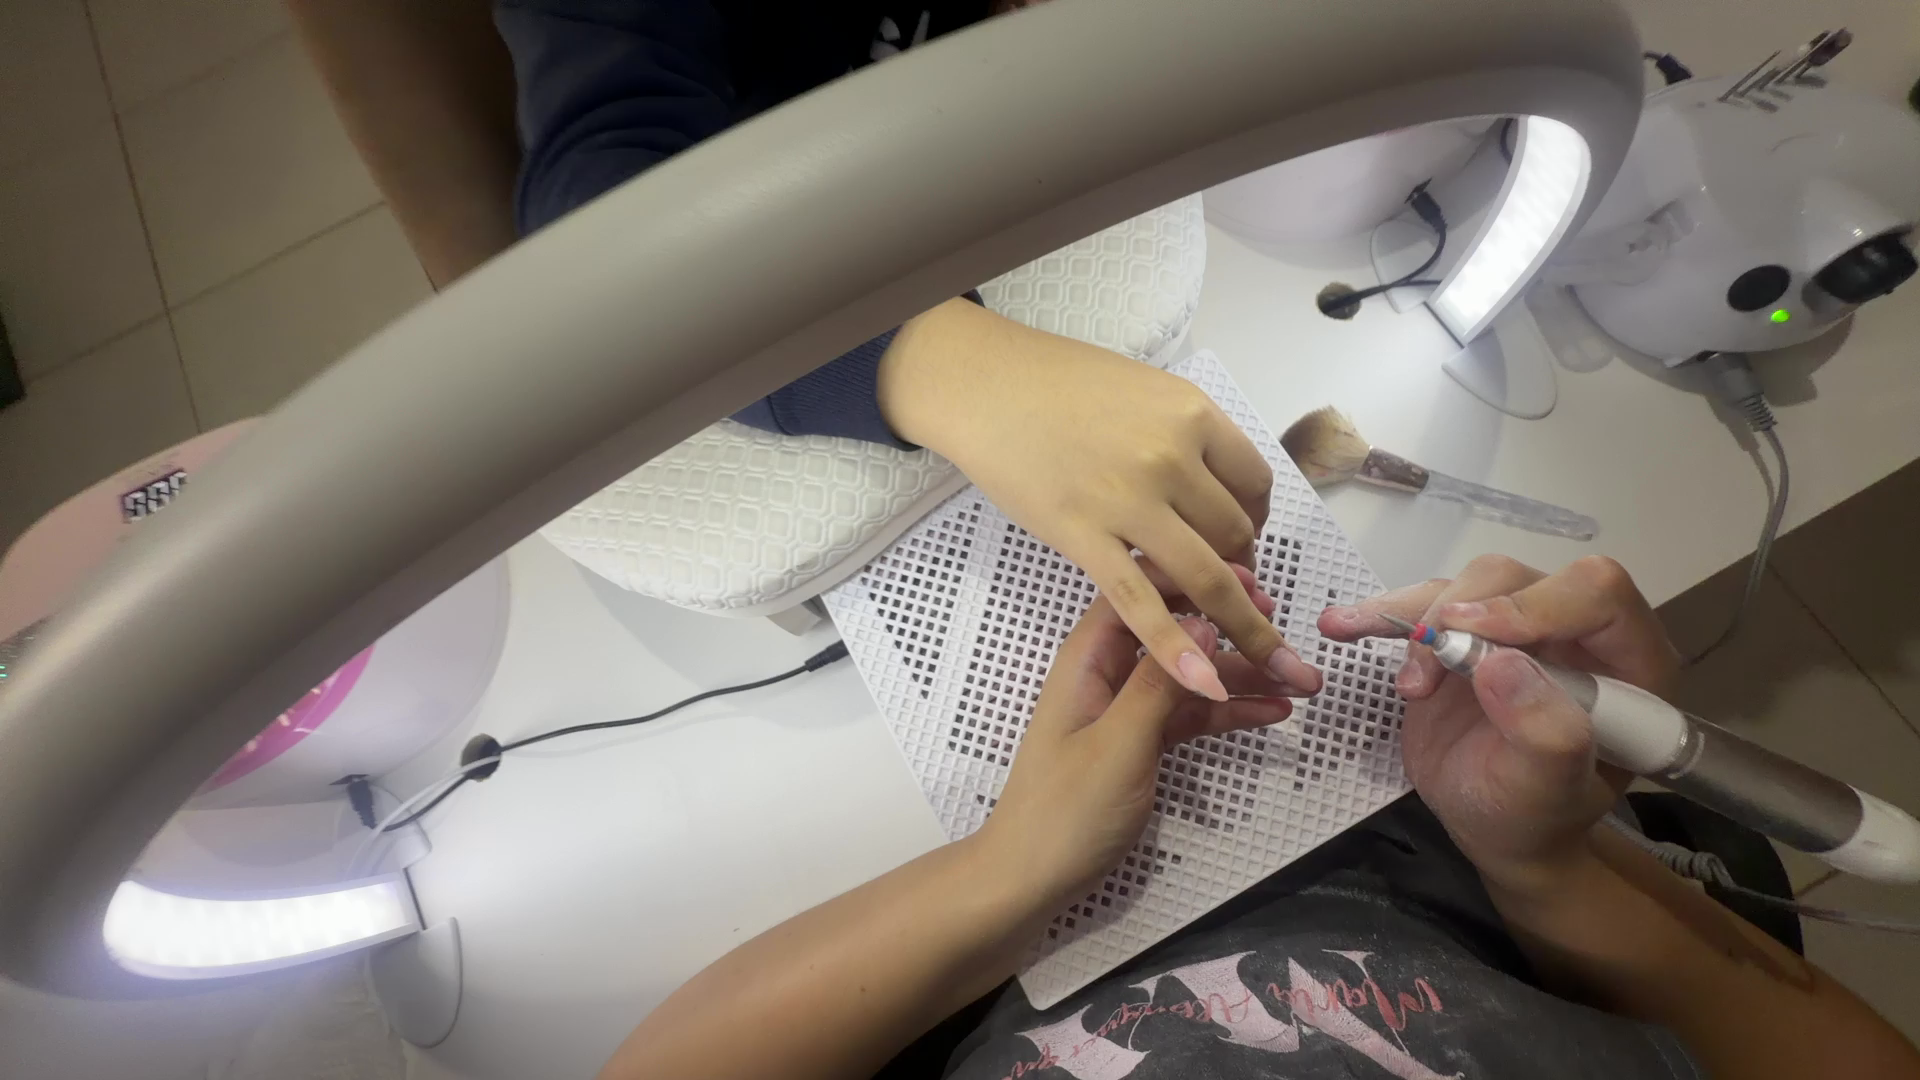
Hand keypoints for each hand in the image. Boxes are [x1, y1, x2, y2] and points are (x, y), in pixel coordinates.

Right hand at [879, 299, 1320, 701]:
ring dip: (1236, 619)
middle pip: (1233, 534)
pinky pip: (1140, 601)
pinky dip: (1175, 647)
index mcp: (1191, 413)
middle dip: (1240, 568)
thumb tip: (1207, 487)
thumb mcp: (1139, 390)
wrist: (982, 385)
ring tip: (1249, 652)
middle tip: (1224, 584)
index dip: (1256, 520)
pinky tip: (1203, 682)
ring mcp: (1128, 501)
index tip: (1240, 539)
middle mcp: (1172, 458)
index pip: (1254, 483)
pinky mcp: (1082, 538)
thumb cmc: (1053, 381)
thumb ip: (1181, 435)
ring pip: (1205, 575)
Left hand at [976, 590, 1292, 910]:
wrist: (1033, 876)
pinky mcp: (1140, 738)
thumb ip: (1159, 684)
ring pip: (1190, 675)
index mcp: (1088, 656)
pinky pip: (1189, 713)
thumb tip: (1203, 621)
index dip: (1190, 579)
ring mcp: (1125, 705)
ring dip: (1241, 677)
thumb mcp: (1119, 743)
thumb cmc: (1068, 808)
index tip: (1249, 581)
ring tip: (1303, 682)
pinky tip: (1273, 712)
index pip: (1138, 593)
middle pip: (1173, 632)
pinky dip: (1227, 711)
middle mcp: (1107, 669)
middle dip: (1228, 630)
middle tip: (1283, 630)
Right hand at [1318, 556, 1680, 890]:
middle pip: (1508, 580)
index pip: (1590, 593)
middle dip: (1454, 619)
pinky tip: (1339, 626)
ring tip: (1366, 655)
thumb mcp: (1546, 790)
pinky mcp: (1455, 637)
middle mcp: (1565, 630)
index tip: (1470, 636)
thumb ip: (1544, 732)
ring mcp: (1506, 630)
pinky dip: (1373, 615)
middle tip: (1421, 679)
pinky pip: (1414, 608)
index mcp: (1621, 658)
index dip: (1531, 603)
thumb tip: (1502, 663)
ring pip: (1455, 588)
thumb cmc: (1533, 814)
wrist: (1490, 822)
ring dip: (1406, 619)